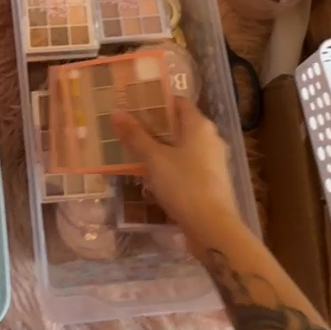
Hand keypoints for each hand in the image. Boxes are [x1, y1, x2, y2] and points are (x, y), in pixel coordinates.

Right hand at [113, 97, 242, 248]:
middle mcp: (210, 139)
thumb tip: (117, 112)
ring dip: (163, 149)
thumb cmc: (184, 185)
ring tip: (136, 152)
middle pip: (180, 125)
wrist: (213, 228)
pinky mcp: (212, 183)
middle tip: (130, 128)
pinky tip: (153, 177)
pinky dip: (172, 167)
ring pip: (183, 148)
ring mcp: (214, 162)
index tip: (135, 105)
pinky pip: (188, 166)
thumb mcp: (154, 159)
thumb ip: (136, 135)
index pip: (178, 102)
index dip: (157, 101)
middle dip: (156, 127)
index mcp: (199, 125)